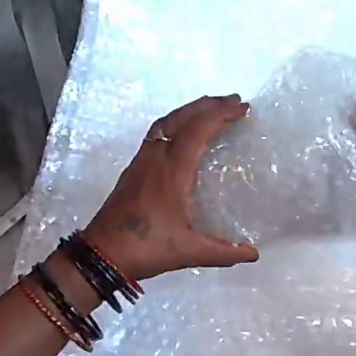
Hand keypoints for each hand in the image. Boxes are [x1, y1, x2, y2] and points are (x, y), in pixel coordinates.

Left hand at [83, 95, 260, 280]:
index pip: (198, 130)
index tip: (243, 108)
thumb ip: (224, 252)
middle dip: (209, 105)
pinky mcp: (133, 169)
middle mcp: (155, 158)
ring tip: (211, 110)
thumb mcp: (189, 251)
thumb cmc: (146, 248)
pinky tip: (183, 133)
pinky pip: (156, 134)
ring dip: (190, 111)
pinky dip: (174, 123)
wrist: (102, 253)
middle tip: (234, 101)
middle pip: (181, 118)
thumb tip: (253, 254)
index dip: (221, 114)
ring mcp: (141, 161)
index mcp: (171, 170)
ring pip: (165, 122)